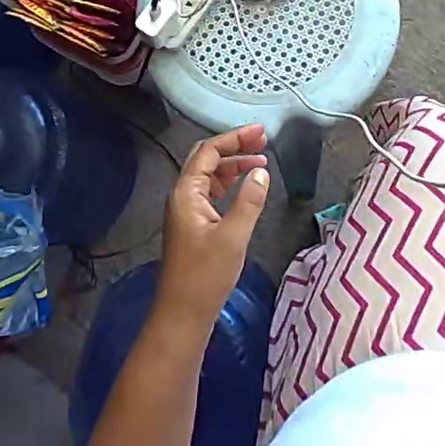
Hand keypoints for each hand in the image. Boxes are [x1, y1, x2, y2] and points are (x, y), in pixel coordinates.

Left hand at [155, 124, 270, 332]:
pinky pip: (211, 192)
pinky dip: (229, 183)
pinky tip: (246, 185)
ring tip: (260, 159)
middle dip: (233, 146)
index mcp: (186, 193)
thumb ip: (249, 201)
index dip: (234, 138)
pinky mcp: (193, 224)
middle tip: (261, 139)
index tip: (259, 131)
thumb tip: (262, 172)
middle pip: (207, 159)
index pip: (209, 152)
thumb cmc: (205, 277)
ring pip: (209, 176)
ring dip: (233, 164)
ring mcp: (186, 210)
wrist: (182, 314)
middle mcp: (182, 196)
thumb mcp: (233, 237)